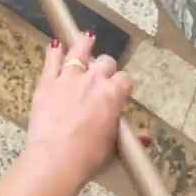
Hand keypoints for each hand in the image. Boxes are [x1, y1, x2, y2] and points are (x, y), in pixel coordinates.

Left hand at [26, 31, 131, 183]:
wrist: (56, 157)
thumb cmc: (89, 155)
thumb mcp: (113, 146)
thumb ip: (128, 136)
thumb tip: (147, 140)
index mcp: (113, 94)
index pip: (124, 80)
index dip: (122, 84)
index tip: (120, 90)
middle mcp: (93, 80)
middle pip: (105, 62)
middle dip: (106, 67)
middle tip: (102, 74)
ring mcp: (69, 78)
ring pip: (79, 52)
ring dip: (84, 44)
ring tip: (86, 38)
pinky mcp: (47, 83)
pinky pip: (52, 61)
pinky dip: (54, 52)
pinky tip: (55, 45)